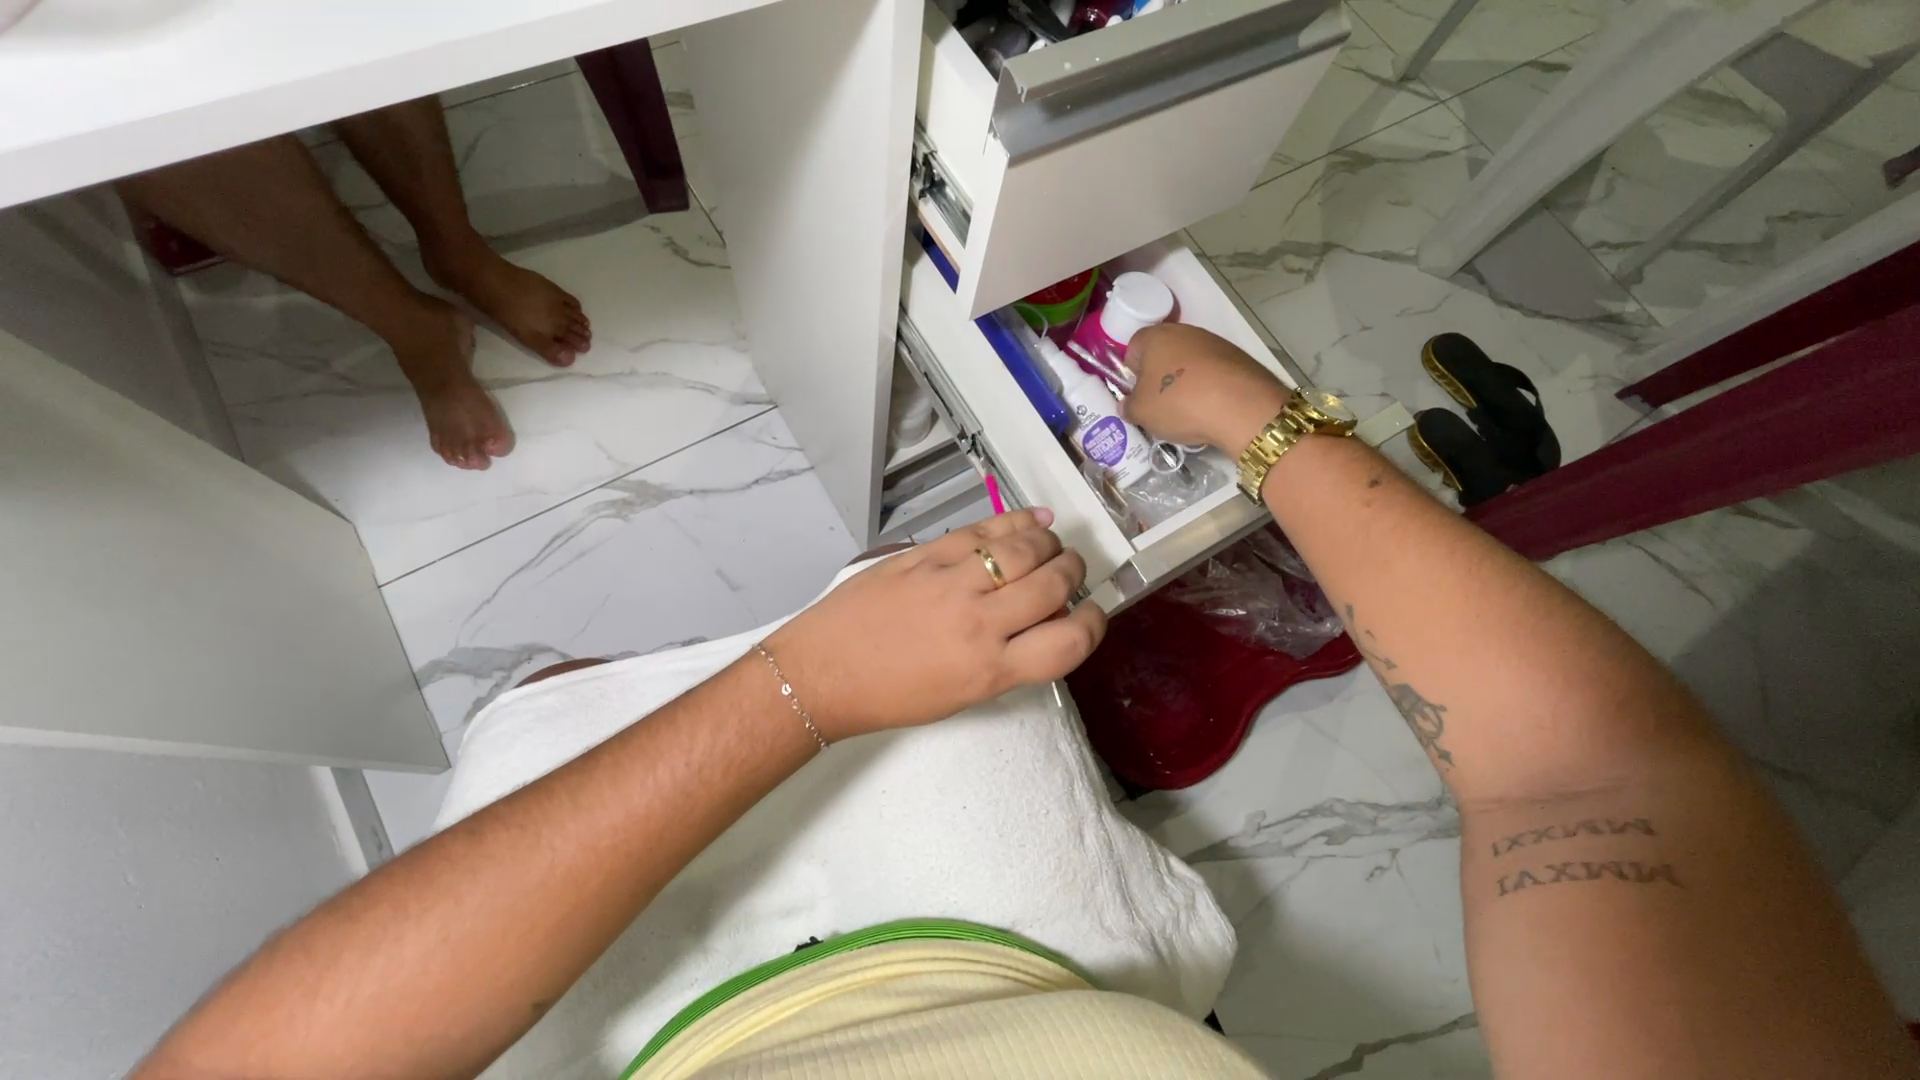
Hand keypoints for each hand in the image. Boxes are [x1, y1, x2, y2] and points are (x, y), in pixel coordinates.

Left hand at [762, 508, 1107, 740]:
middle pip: (1053, 584)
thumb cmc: (890, 695)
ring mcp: (950, 582)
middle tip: (1071, 571)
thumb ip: (1008, 660)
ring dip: (1049, 542)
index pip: (1068, 643)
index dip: (1094, 625)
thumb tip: (1044, 621)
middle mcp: (978, 624)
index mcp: (989, 671)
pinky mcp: (925, 555)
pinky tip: (1034, 519)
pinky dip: (1015, 520)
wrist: (823, 672)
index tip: (1092, 615)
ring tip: (1052, 545)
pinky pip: (982, 530)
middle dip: (1073, 572)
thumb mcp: (961, 695)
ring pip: (1024, 547)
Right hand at [1121, 323, 1289, 453]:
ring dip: (1185, 383)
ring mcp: (1213, 342)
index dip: (1132, 374)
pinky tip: (1212, 408)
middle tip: (1161, 405)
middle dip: (1159, 378)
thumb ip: (1128, 407)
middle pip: (1162, 355)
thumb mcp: (1141, 413)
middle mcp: (1184, 331)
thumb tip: (1128, 405)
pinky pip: (1212, 372)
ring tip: (1190, 410)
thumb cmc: (1179, 403)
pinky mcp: (1237, 356)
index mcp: (1154, 337)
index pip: (1132, 349)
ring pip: (1188, 364)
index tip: (1139, 395)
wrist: (1241, 407)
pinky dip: (1208, 387)